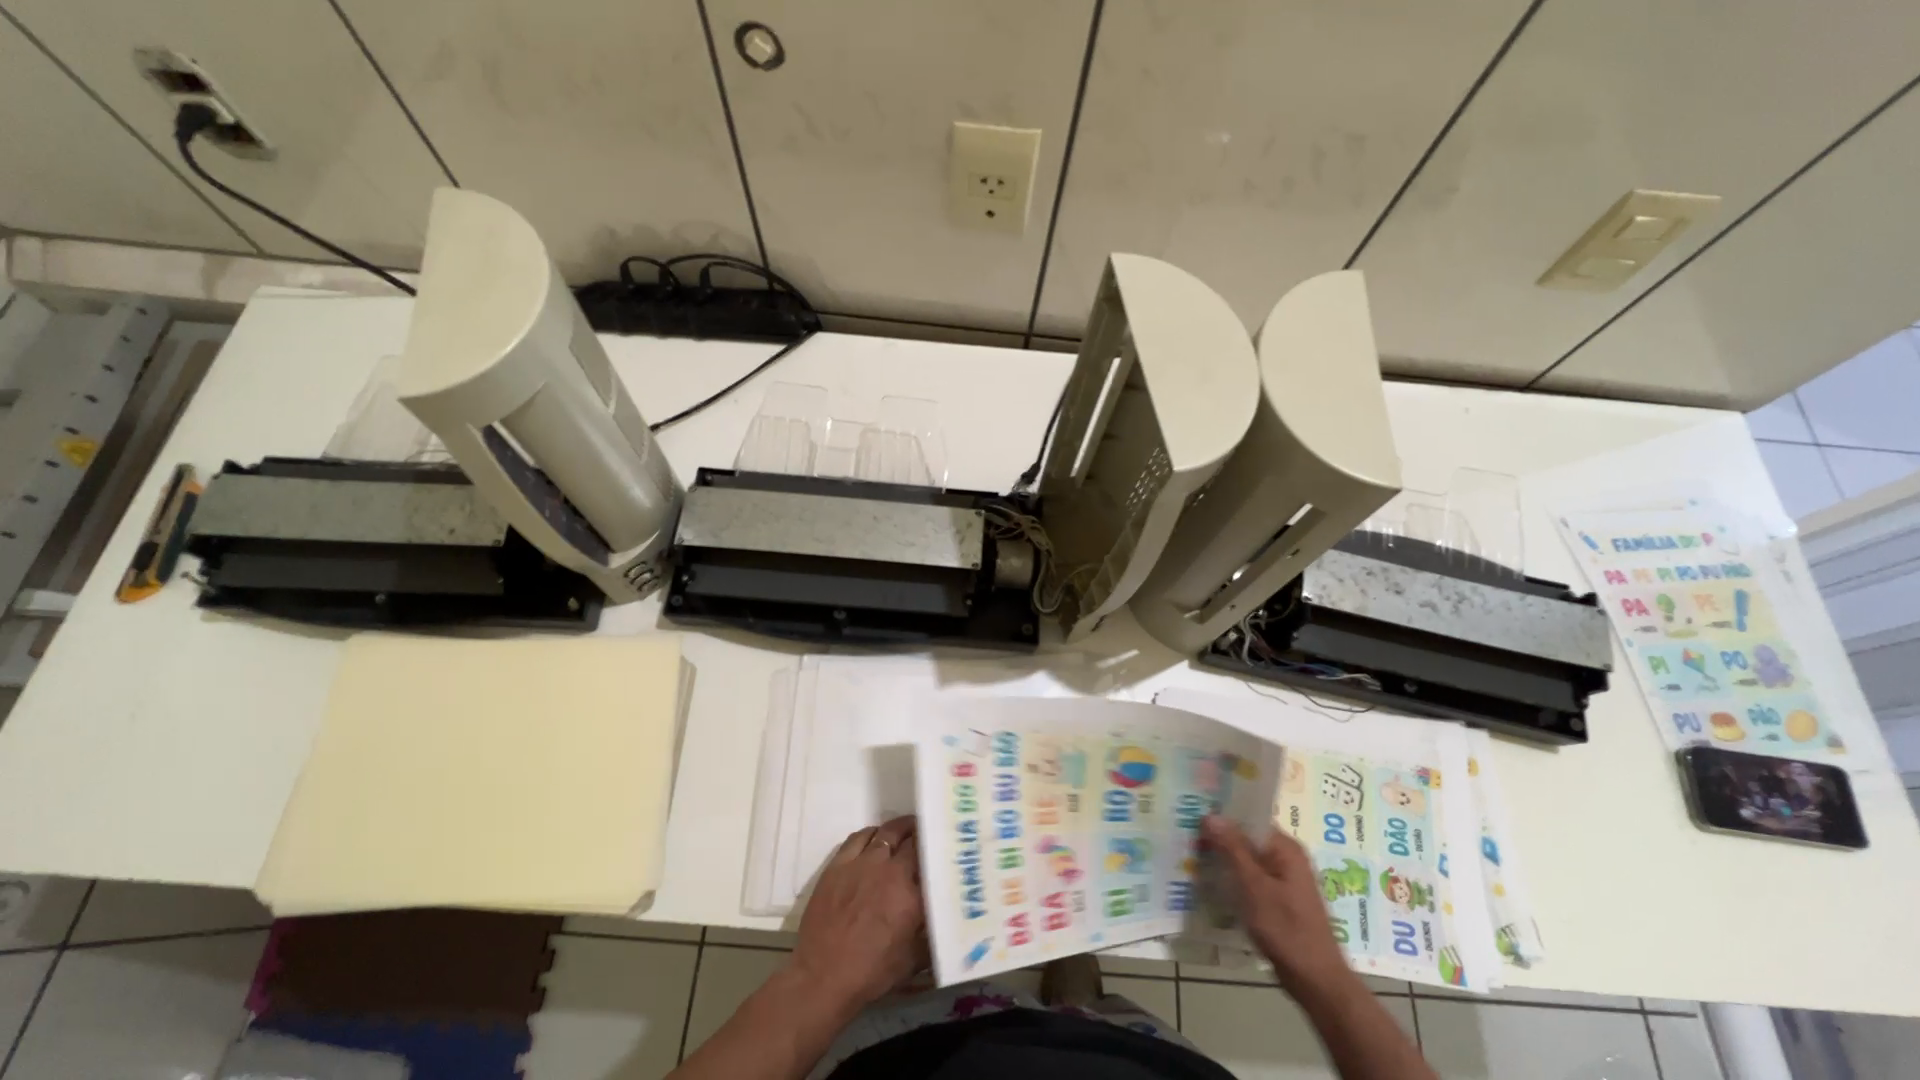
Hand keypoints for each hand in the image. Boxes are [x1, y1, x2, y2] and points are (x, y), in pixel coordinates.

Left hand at [790, 816, 926, 1011]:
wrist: (823, 976)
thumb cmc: (872, 972)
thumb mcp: (915, 959)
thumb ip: (932, 932)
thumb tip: (945, 919)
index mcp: (913, 894)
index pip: (931, 857)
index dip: (939, 848)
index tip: (946, 847)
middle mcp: (890, 870)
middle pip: (910, 838)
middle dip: (921, 834)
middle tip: (928, 836)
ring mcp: (862, 864)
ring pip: (885, 832)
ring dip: (898, 830)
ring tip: (905, 832)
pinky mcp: (838, 865)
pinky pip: (858, 838)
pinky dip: (871, 834)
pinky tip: (875, 840)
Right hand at [1203, 815, 1351, 997]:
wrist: (1313, 978)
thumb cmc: (1284, 928)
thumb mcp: (1253, 886)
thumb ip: (1233, 849)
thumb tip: (1211, 815)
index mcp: (1286, 849)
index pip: (1250, 820)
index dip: (1222, 819)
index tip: (1193, 821)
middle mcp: (1288, 859)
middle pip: (1248, 840)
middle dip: (1220, 841)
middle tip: (1188, 843)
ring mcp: (1285, 881)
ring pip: (1248, 862)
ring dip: (1225, 863)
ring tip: (1194, 862)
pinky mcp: (1279, 901)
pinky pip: (1252, 881)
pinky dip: (1234, 882)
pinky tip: (1212, 887)